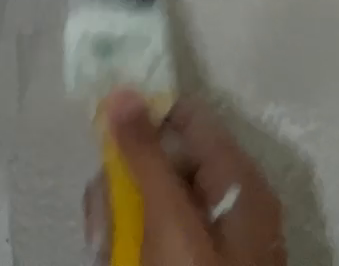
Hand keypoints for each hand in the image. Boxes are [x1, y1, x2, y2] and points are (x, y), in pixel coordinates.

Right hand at [89, 90, 285, 265]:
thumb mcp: (169, 222)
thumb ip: (144, 154)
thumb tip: (122, 89)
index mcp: (236, 180)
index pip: (186, 116)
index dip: (144, 113)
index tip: (103, 127)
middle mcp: (225, 200)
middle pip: (160, 157)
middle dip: (123, 181)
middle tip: (107, 218)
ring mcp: (206, 234)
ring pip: (146, 194)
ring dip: (117, 216)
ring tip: (107, 250)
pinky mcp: (186, 258)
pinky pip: (148, 229)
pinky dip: (126, 241)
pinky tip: (114, 258)